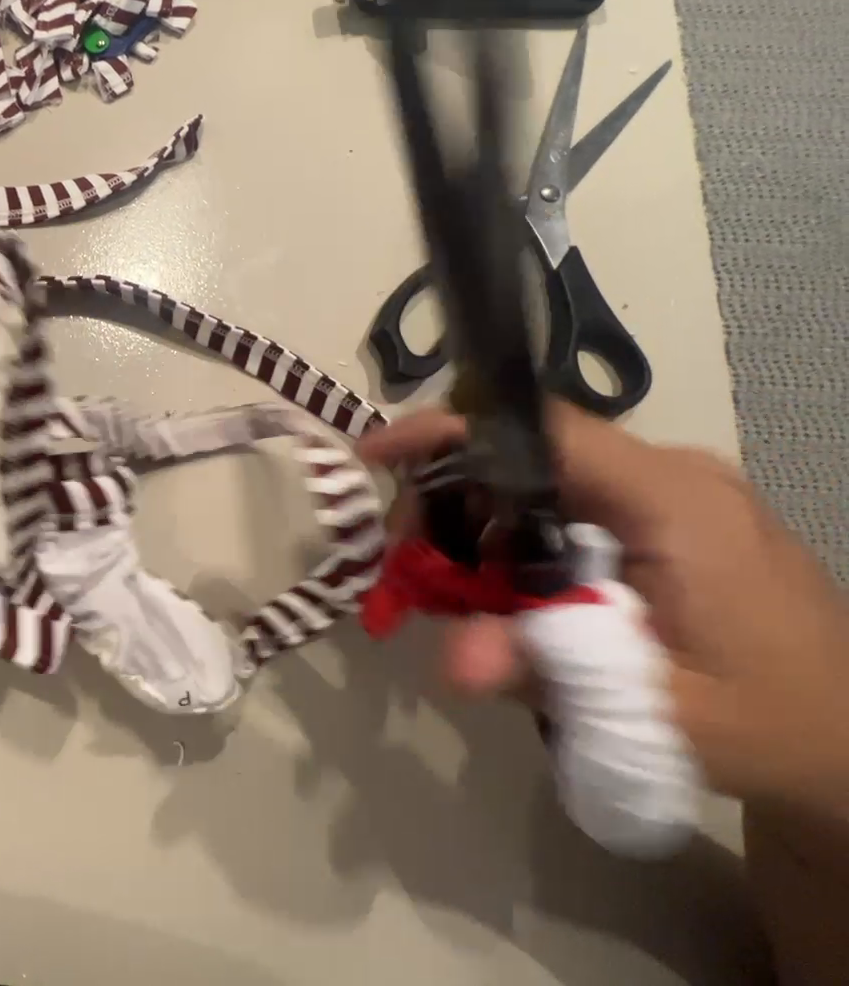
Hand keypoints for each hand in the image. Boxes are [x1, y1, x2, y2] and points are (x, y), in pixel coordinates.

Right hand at [359, 405, 848, 820]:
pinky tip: (495, 590)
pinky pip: (554, 504)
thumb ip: (550, 674)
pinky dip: (504, 539)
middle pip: (519, 454)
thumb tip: (450, 663)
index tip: (372, 458)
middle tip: (409, 566)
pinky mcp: (655, 517)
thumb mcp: (656, 712)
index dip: (447, 431)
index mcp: (674, 502)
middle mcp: (668, 478)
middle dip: (443, 499)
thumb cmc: (770, 722)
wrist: (847, 742)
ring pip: (529, 479)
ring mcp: (664, 494)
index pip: (541, 431)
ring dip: (469, 525)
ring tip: (449, 589)